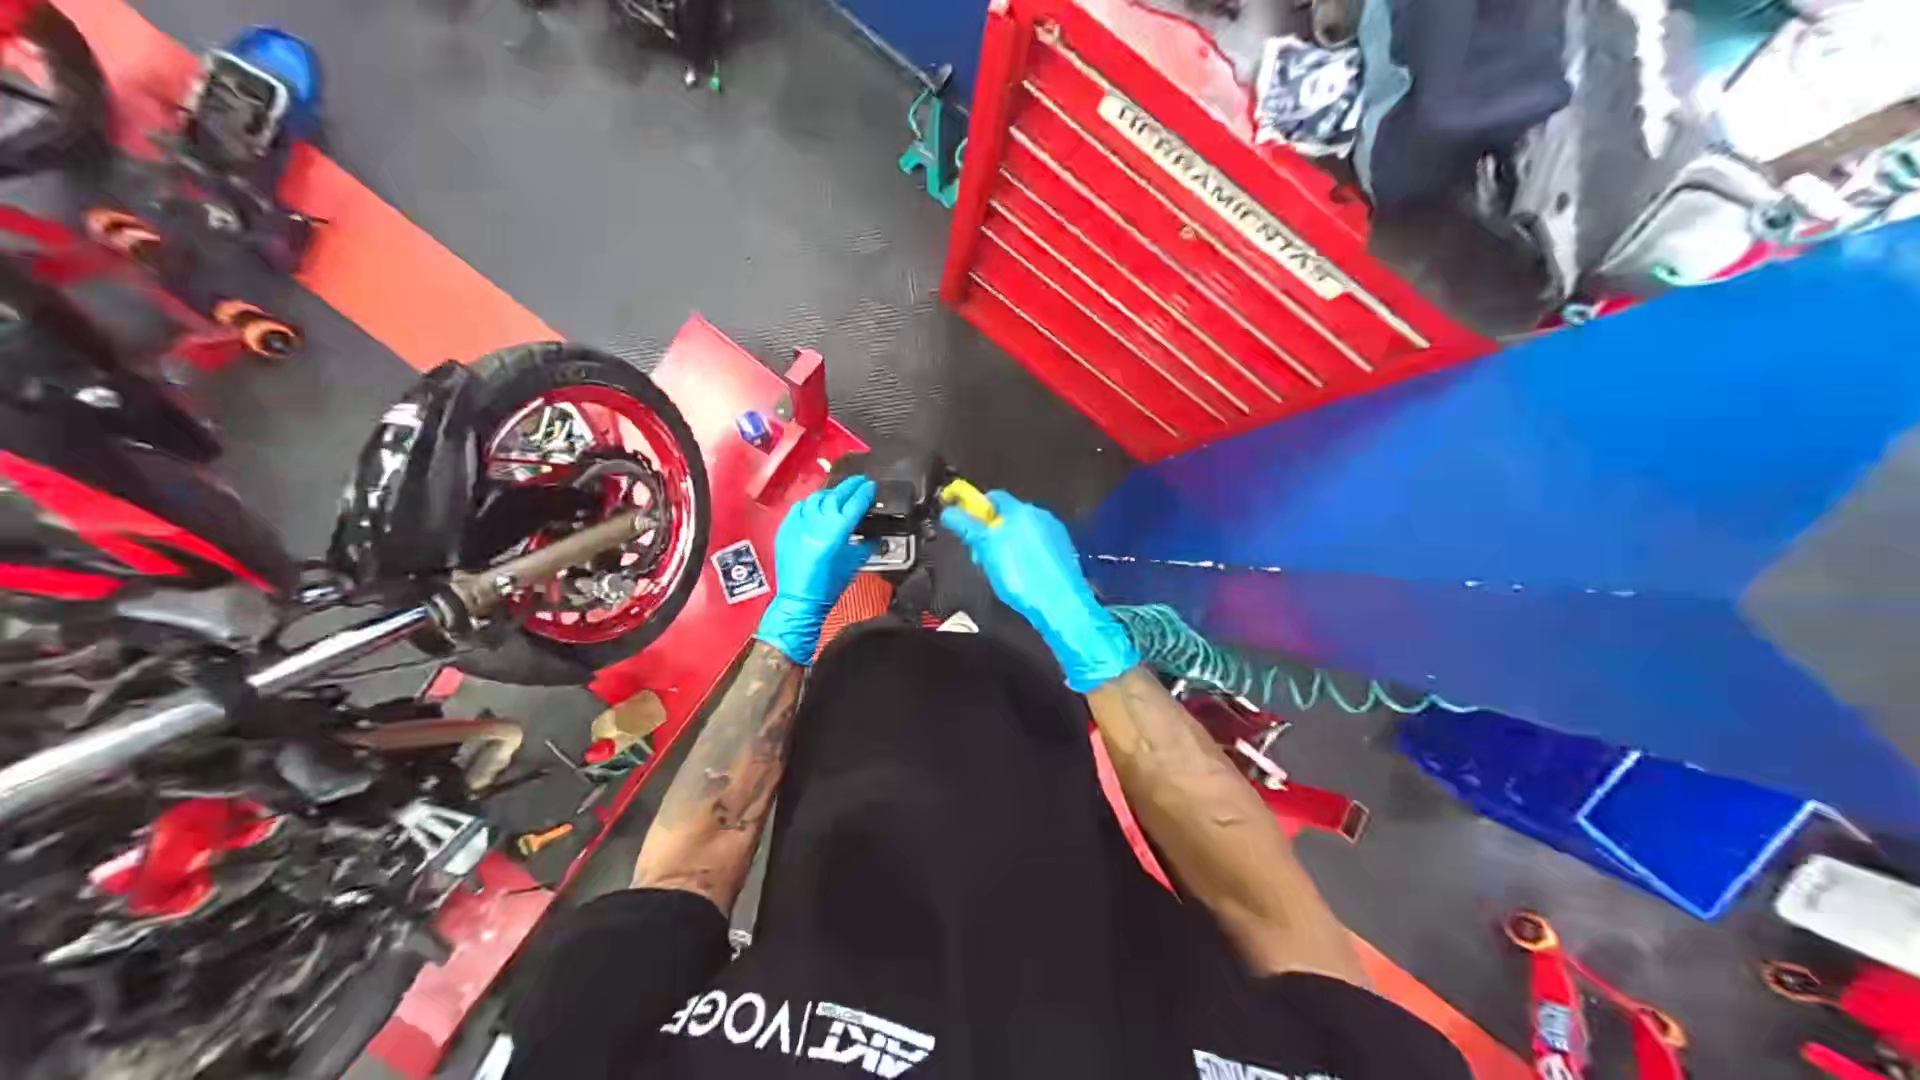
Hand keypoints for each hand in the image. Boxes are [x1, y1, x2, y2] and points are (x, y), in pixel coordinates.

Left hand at [755, 476, 877, 663]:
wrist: (800, 599)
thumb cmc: (826, 586)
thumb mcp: (854, 564)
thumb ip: (866, 545)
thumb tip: (873, 536)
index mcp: (837, 530)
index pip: (855, 502)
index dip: (865, 492)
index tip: (870, 486)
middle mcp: (818, 522)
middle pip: (837, 494)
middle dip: (850, 486)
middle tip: (859, 482)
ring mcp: (800, 522)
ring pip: (817, 497)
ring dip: (831, 493)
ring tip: (839, 493)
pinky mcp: (787, 527)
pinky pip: (801, 507)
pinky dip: (811, 503)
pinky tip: (816, 505)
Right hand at [940, 490, 1138, 692]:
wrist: (1060, 604)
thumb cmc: (1026, 579)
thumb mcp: (985, 551)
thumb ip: (967, 526)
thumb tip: (951, 513)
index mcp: (1020, 511)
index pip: (992, 497)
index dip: (975, 509)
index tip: (964, 520)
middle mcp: (1040, 517)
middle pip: (1006, 516)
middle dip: (989, 532)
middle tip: (980, 553)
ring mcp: (1054, 533)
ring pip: (1021, 532)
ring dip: (1006, 545)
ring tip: (999, 568)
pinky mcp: (1062, 551)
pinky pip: (1036, 547)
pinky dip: (1024, 556)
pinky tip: (1019, 574)